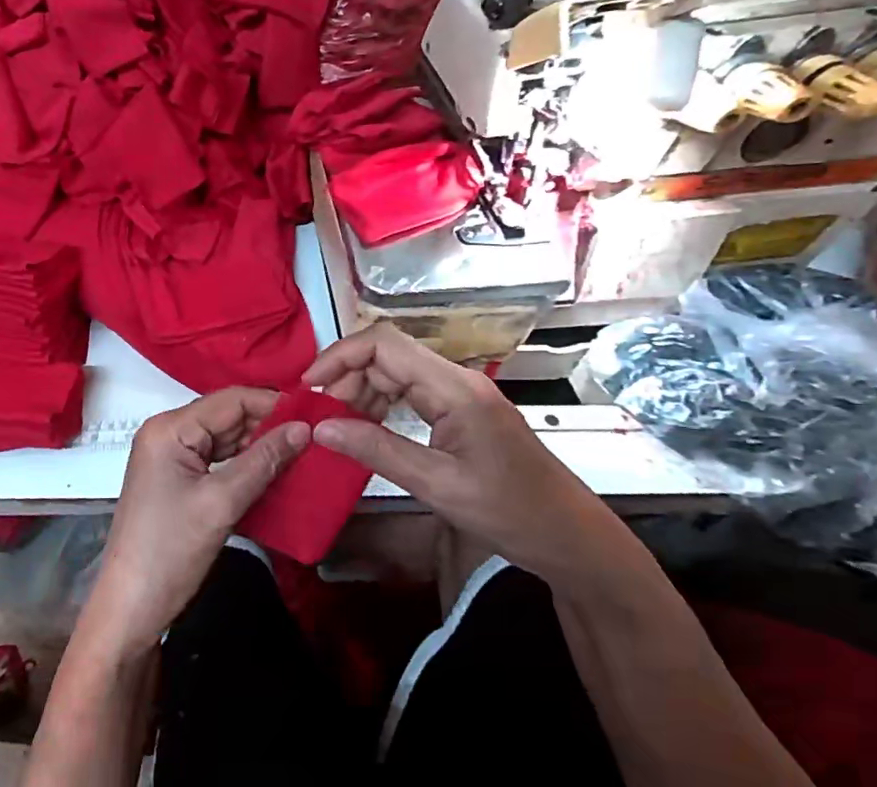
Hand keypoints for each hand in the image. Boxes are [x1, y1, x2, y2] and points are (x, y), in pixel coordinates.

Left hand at [83, 387, 307, 654]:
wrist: (131, 610)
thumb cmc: (170, 552)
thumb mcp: (222, 503)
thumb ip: (264, 460)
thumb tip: (304, 428)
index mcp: (170, 428)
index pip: (231, 399)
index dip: (273, 404)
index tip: (314, 416)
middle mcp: (168, 432)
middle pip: (229, 416)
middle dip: (270, 425)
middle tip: (315, 436)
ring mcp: (172, 456)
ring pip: (228, 438)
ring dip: (262, 446)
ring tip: (305, 452)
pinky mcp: (179, 478)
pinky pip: (220, 459)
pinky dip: (247, 465)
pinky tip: (277, 472)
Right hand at [304, 324, 629, 583]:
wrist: (566, 533)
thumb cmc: (509, 512)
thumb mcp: (437, 485)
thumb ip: (377, 450)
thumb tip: (322, 427)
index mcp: (453, 387)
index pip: (385, 344)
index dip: (340, 356)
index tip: (309, 387)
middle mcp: (455, 378)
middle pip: (388, 354)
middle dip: (347, 377)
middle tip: (321, 415)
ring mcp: (460, 392)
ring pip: (397, 371)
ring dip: (362, 390)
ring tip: (338, 424)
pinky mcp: (461, 409)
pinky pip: (412, 392)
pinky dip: (382, 404)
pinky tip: (367, 428)